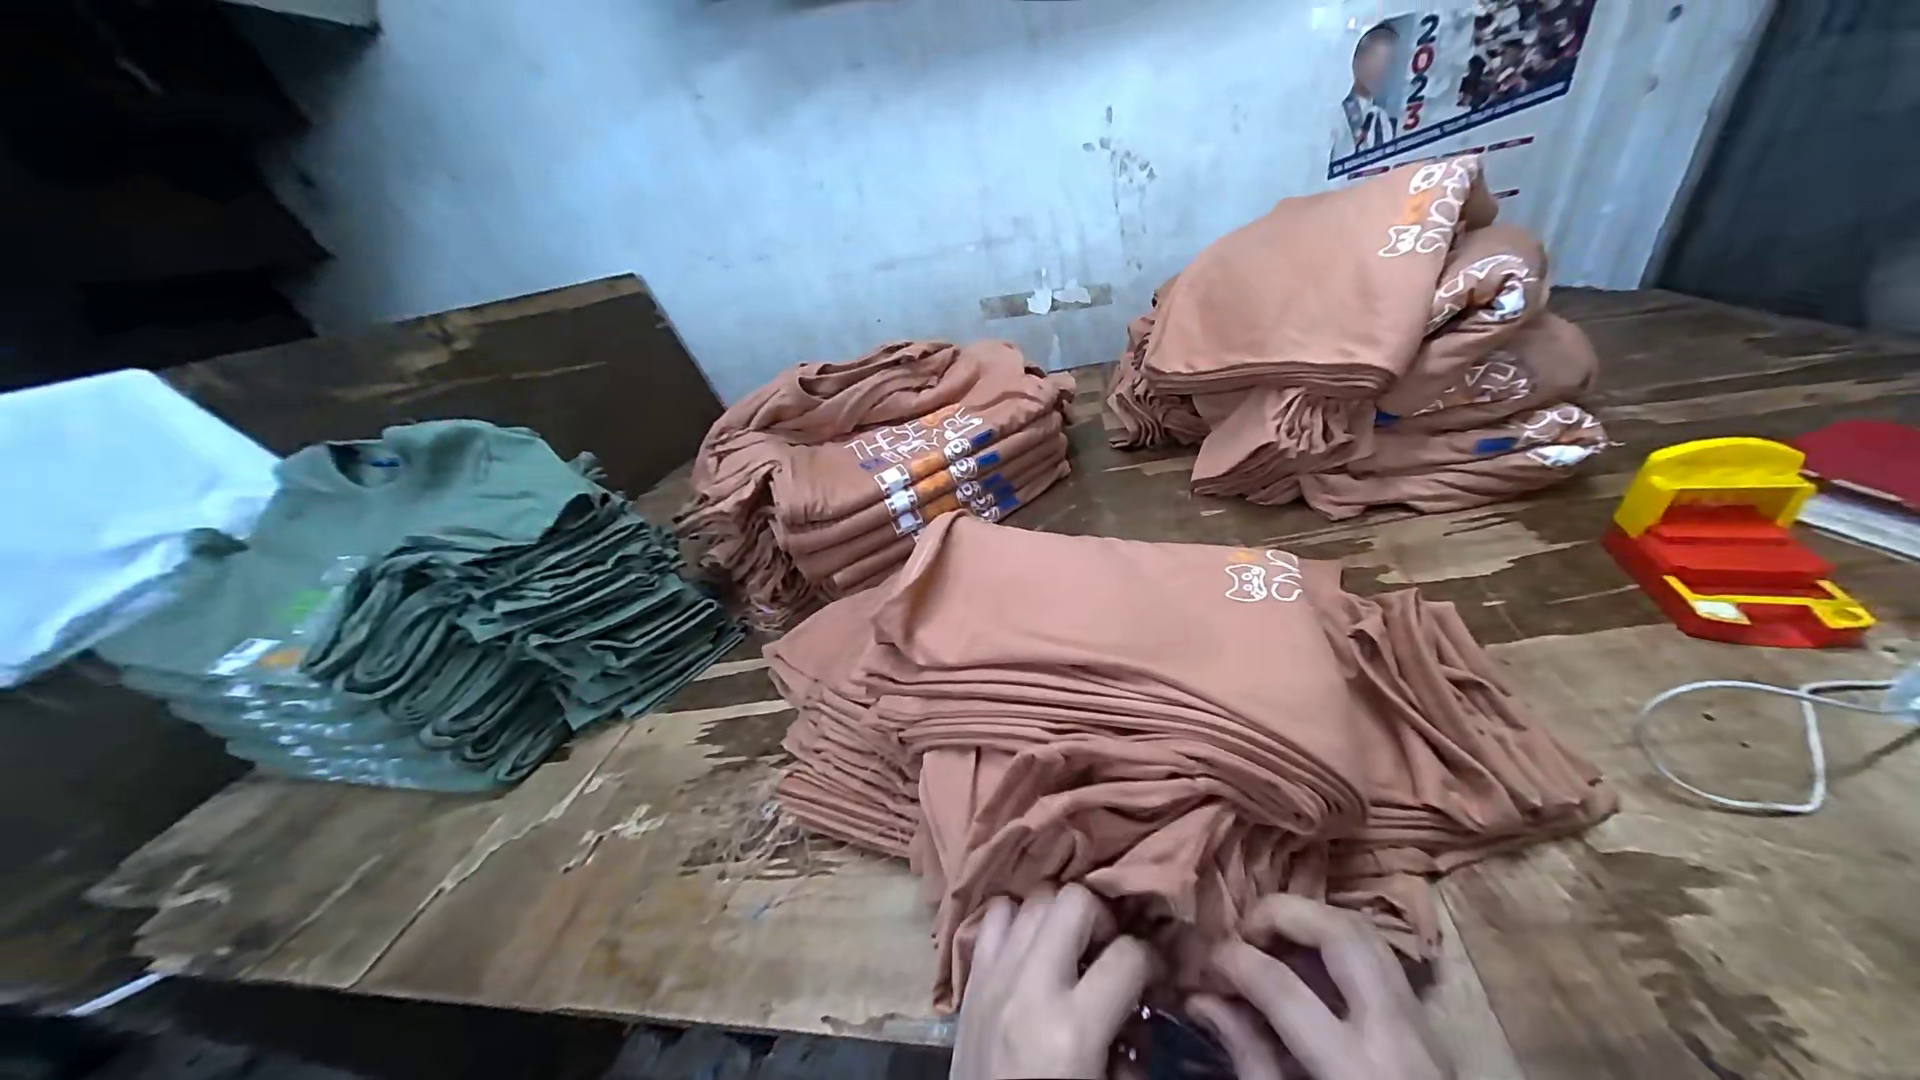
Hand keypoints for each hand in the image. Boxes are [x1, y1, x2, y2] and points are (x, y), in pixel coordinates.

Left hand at [951, 884, 1151, 1079]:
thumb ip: (1133, 1050)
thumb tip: (1140, 1007)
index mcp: (1071, 1030)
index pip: (1129, 956)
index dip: (1153, 962)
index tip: (1155, 978)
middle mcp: (1030, 987)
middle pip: (1075, 900)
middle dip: (1104, 919)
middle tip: (1110, 952)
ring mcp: (994, 977)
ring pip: (1034, 898)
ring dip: (1061, 917)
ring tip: (1073, 949)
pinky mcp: (971, 979)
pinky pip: (994, 917)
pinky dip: (1017, 920)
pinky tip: (1033, 948)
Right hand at [1188, 895, 1449, 1079]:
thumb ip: (1249, 1058)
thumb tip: (1202, 1000)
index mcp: (1357, 1072)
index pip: (1283, 987)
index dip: (1233, 961)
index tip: (1208, 963)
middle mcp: (1398, 1037)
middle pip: (1339, 934)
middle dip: (1279, 914)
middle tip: (1242, 931)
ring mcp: (1423, 1027)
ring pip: (1364, 931)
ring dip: (1309, 919)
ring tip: (1270, 937)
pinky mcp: (1430, 1026)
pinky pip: (1379, 956)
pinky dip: (1335, 940)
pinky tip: (1306, 958)